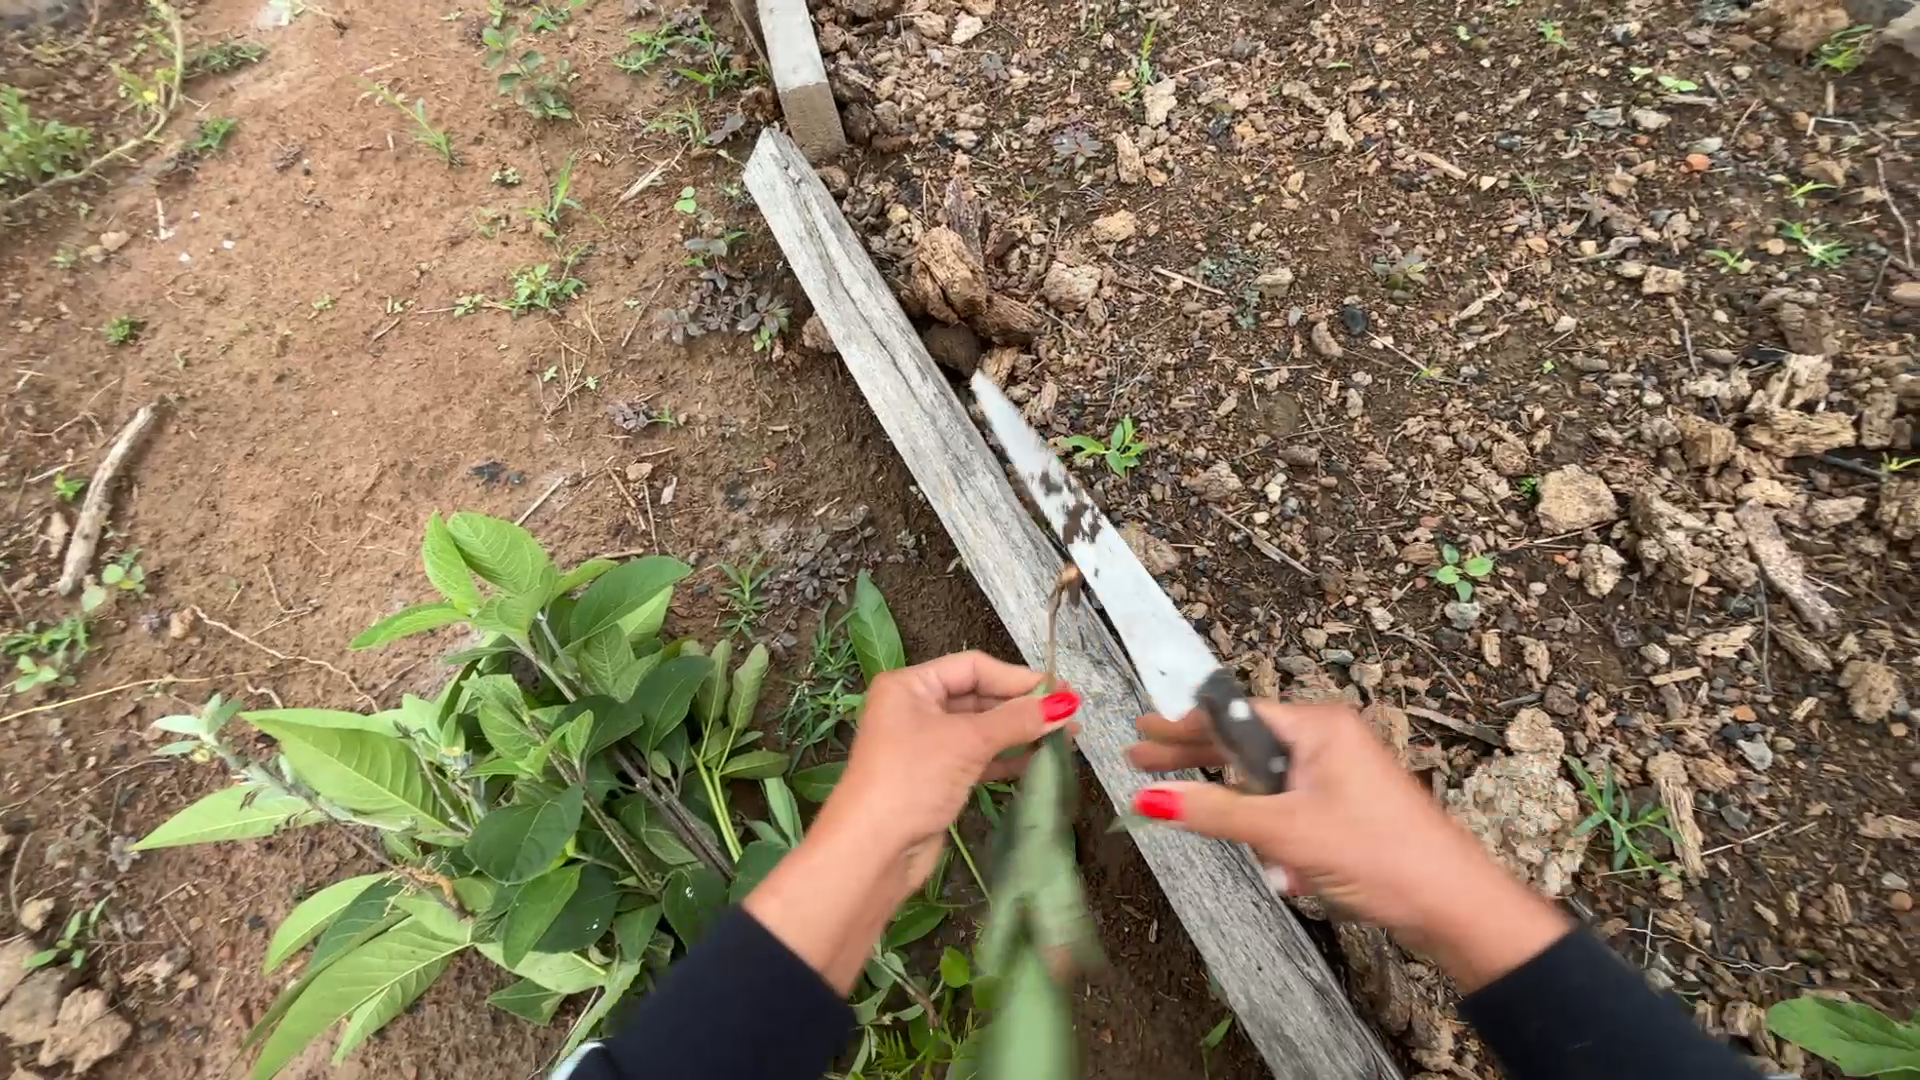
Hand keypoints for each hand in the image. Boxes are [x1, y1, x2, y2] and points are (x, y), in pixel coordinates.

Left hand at [745, 651, 1077, 993]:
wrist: (872, 853)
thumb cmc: (912, 780)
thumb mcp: (967, 742)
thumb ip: (1017, 720)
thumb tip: (1065, 705)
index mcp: (910, 685)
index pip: (973, 667)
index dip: (1017, 677)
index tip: (1060, 688)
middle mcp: (914, 708)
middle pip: (978, 696)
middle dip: (1022, 706)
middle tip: (1069, 714)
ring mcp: (925, 745)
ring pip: (981, 729)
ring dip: (1020, 733)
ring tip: (1064, 738)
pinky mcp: (936, 777)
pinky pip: (977, 757)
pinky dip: (1006, 758)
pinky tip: (1037, 761)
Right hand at [1126, 701, 1569, 989]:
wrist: (1458, 909)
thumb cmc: (1382, 855)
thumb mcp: (1284, 830)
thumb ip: (1213, 810)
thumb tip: (1150, 798)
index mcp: (1316, 726)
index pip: (1234, 716)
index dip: (1185, 726)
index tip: (1146, 731)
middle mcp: (1325, 741)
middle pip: (1242, 744)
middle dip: (1195, 758)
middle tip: (1142, 756)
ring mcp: (1335, 774)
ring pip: (1264, 784)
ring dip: (1244, 815)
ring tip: (1211, 826)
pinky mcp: (1342, 806)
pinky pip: (1286, 808)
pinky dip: (1272, 834)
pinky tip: (1280, 868)